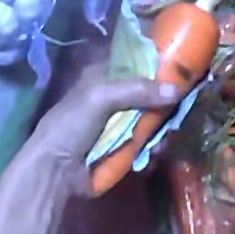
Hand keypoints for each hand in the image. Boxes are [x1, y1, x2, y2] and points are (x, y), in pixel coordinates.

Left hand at [9, 72, 177, 202]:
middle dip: (163, 103)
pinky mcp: (121, 147)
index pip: (135, 62)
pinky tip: (155, 152)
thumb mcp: (101, 98)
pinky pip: (145, 142)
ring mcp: (117, 123)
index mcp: (102, 76)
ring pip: (150, 118)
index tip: (180, 71)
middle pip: (148, 92)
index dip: (156, 65)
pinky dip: (152, 147)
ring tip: (162, 139)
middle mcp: (112, 96)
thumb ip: (137, 90)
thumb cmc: (72, 124)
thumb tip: (176, 90)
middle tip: (177, 111)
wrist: (54, 171)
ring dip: (160, 129)